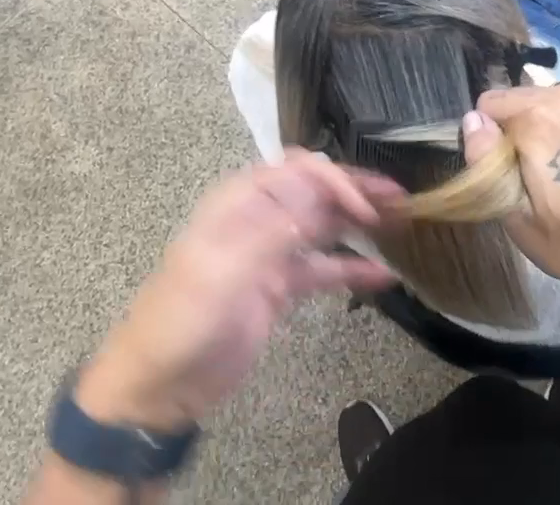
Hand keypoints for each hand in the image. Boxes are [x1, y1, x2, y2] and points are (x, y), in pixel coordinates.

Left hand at [76, 152, 403, 431]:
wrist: (156, 388)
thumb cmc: (180, 323)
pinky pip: (321, 272)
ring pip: (321, 227)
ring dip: (358, 223)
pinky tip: (384, 277)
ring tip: (402, 222)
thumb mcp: (219, 272)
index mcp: (237, 205)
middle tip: (401, 197)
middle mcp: (256, 221)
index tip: (367, 206)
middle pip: (312, 193)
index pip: (294, 172)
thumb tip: (317, 193)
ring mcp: (269, 256)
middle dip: (354, 191)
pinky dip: (351, 271)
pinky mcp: (278, 290)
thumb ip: (268, 231)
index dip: (333, 181)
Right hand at [462, 86, 559, 294]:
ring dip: (557, 118)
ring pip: (559, 94)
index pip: (490, 103)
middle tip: (542, 167)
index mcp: (535, 119)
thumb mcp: (515, 215)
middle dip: (524, 124)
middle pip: (525, 95)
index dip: (493, 135)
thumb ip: (484, 161)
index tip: (510, 165)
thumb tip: (473, 120)